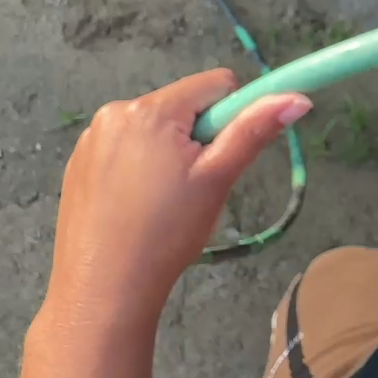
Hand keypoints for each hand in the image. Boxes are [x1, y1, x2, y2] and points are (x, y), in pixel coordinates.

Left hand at [41, 70, 311, 335]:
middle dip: (200, 136)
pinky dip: (143, 163)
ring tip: (168, 198)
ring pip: (159, 126)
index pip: (216, 84)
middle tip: (197, 183)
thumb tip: (299, 98)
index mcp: (151, 109)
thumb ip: (256, 130)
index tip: (223, 156)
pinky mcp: (78, 163)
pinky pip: (129, 145)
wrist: (102, 292)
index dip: (232, 116)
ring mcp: (92, 138)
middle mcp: (115, 112)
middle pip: (185, 105)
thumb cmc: (167, 232)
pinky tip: (140, 203)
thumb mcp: (219, 177)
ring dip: (173, 149)